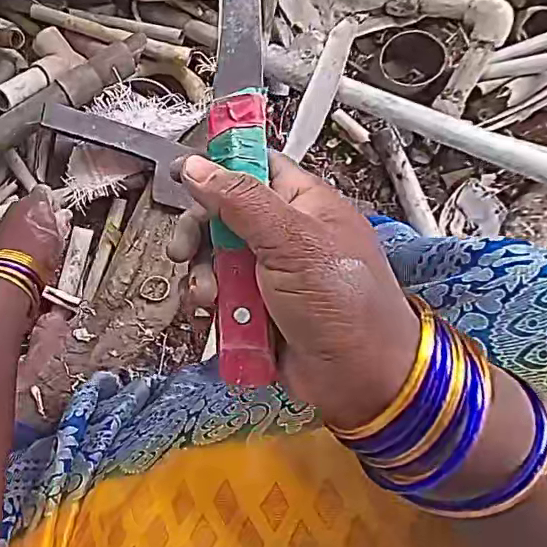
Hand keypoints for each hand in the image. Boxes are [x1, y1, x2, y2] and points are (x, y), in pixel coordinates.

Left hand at [0, 184, 65, 287]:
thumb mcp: (59, 238)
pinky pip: (8, 229)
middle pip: (30, 204)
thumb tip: (63, 218)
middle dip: (38, 214)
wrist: (12, 272)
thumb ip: (61, 223)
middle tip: (48, 230)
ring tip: (35, 242)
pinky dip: (14, 235)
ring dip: (26, 224)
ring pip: (18, 216)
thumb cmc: (37, 256)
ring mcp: (4, 219)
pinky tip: (22, 249)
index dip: (52, 203)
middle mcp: (17, 206)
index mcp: (36, 201)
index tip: (57, 214)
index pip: (45, 192)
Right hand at [167, 152, 421, 429]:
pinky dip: (209, 303)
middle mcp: (280, 233)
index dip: (218, 166)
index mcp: (301, 203)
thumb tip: (198, 167)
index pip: (252, 166)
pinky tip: (217, 313)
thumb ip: (241, 201)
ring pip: (211, 257)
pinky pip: (215, 292)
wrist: (361, 381)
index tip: (185, 175)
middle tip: (188, 249)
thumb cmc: (347, 305)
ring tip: (213, 295)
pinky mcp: (252, 304)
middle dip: (199, 234)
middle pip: (219, 214)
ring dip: (204, 276)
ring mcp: (265, 270)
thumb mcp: (293, 242)